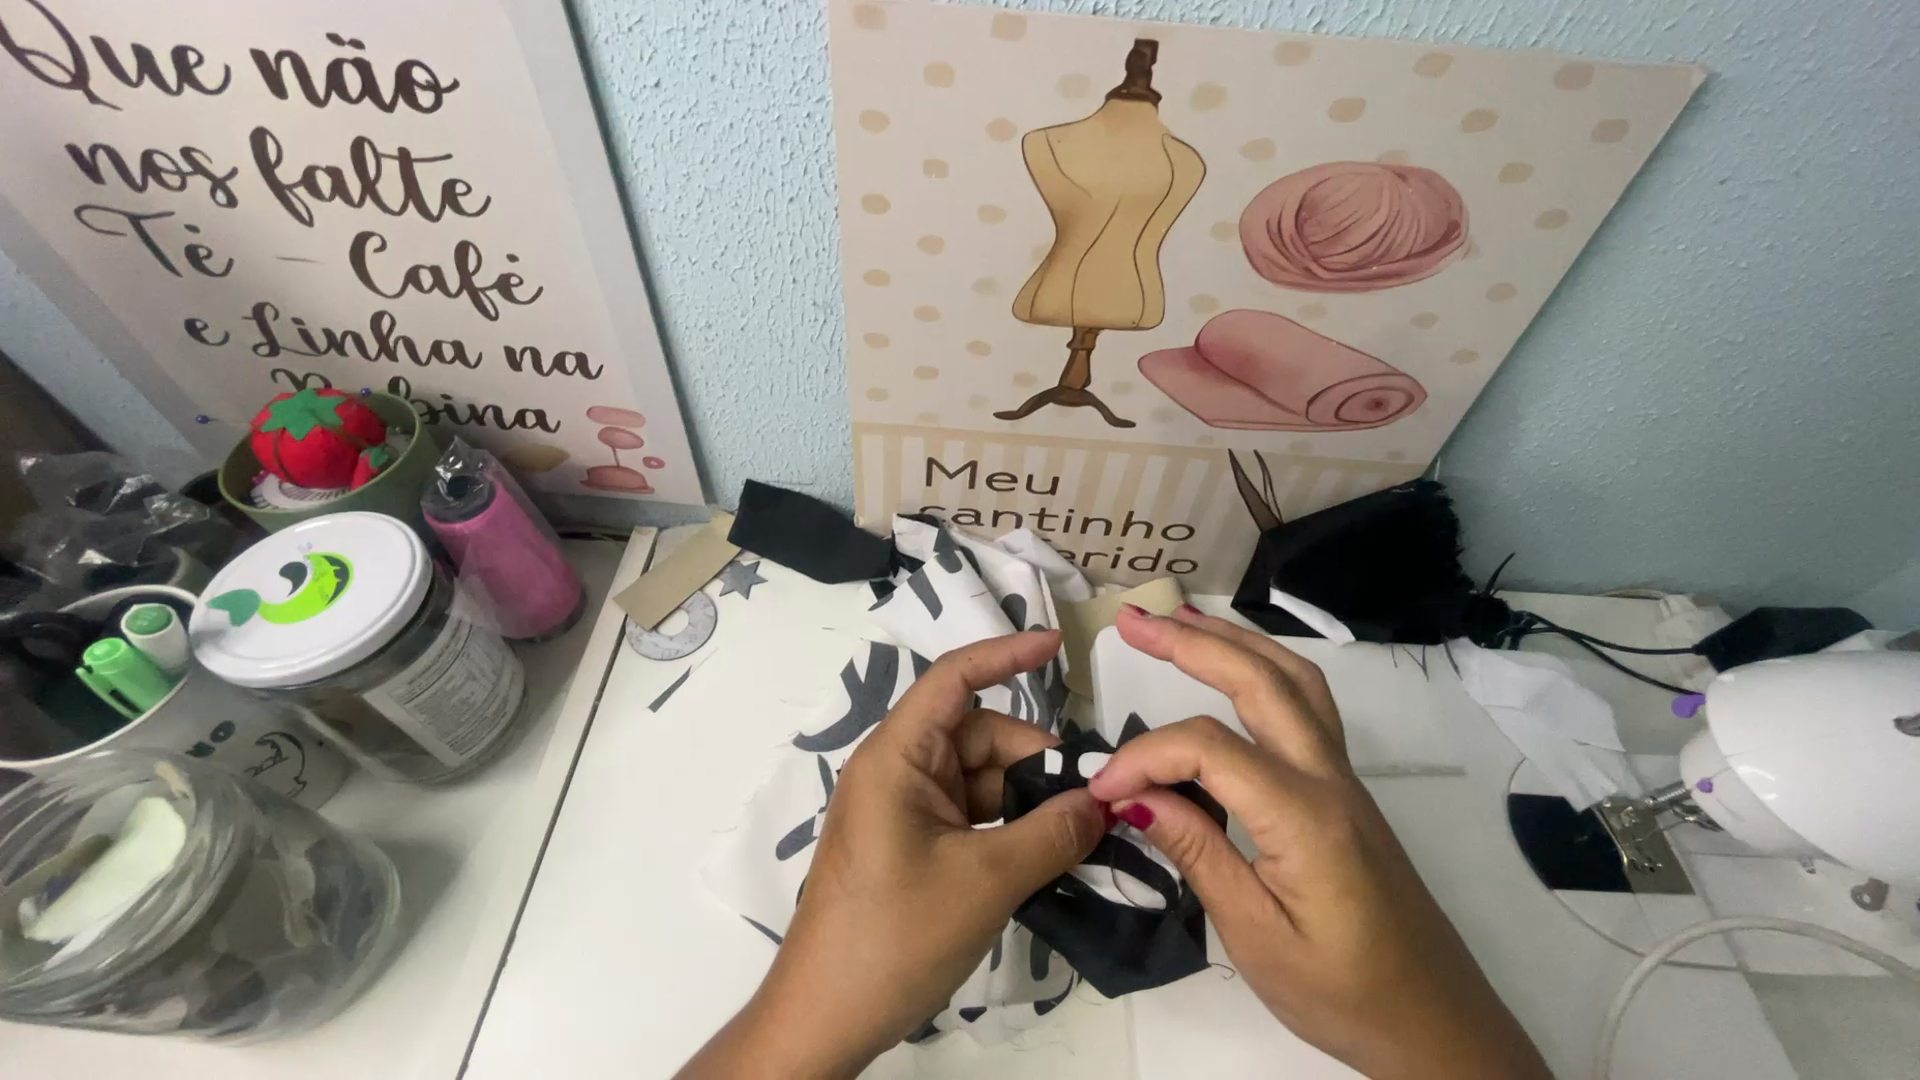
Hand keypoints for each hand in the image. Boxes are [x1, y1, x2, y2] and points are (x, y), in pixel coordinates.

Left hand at [678, 630, 1108, 1078]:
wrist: (826, 1020)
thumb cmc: (893, 936)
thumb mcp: (985, 881)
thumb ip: (1053, 834)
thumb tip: (1107, 803)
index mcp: (897, 756)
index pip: (953, 679)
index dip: (1005, 654)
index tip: (1057, 645)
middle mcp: (899, 769)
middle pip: (980, 735)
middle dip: (1035, 759)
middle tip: (1093, 800)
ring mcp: (906, 807)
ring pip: (982, 776)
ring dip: (1027, 797)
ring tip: (1077, 833)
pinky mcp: (914, 841)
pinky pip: (973, 812)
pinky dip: (1010, 824)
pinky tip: (1046, 851)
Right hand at [1089, 605, 1550, 1079]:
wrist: (1438, 1028)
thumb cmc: (1344, 994)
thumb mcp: (1255, 937)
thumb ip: (1195, 852)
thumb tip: (1132, 794)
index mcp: (1304, 816)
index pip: (1208, 749)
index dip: (1144, 757)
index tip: (1101, 789)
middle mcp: (1327, 777)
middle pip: (1259, 680)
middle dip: (1190, 643)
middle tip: (1131, 621)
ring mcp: (1343, 776)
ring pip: (1292, 678)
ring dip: (1232, 640)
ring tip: (1178, 620)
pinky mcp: (1344, 786)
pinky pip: (1306, 702)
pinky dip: (1263, 665)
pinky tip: (1234, 665)